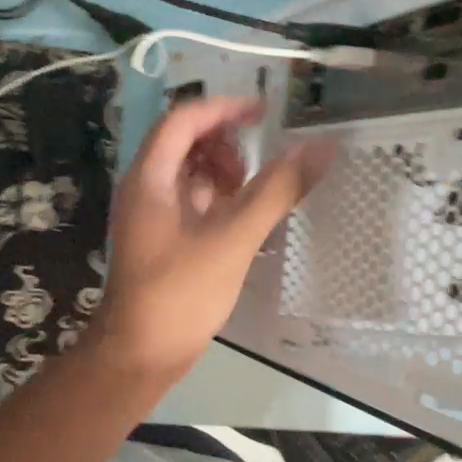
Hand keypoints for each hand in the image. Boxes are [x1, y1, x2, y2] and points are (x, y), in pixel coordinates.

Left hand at [90, 97, 334, 377]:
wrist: (140, 353)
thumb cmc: (179, 293)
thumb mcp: (233, 238)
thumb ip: (276, 190)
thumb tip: (322, 147)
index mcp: (148, 178)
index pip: (181, 120)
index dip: (223, 108)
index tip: (266, 112)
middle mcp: (143, 189)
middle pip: (183, 143)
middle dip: (225, 144)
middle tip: (259, 168)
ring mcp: (150, 215)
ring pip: (189, 174)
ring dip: (224, 173)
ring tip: (253, 198)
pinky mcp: (161, 239)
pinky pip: (190, 202)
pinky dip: (218, 200)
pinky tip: (245, 221)